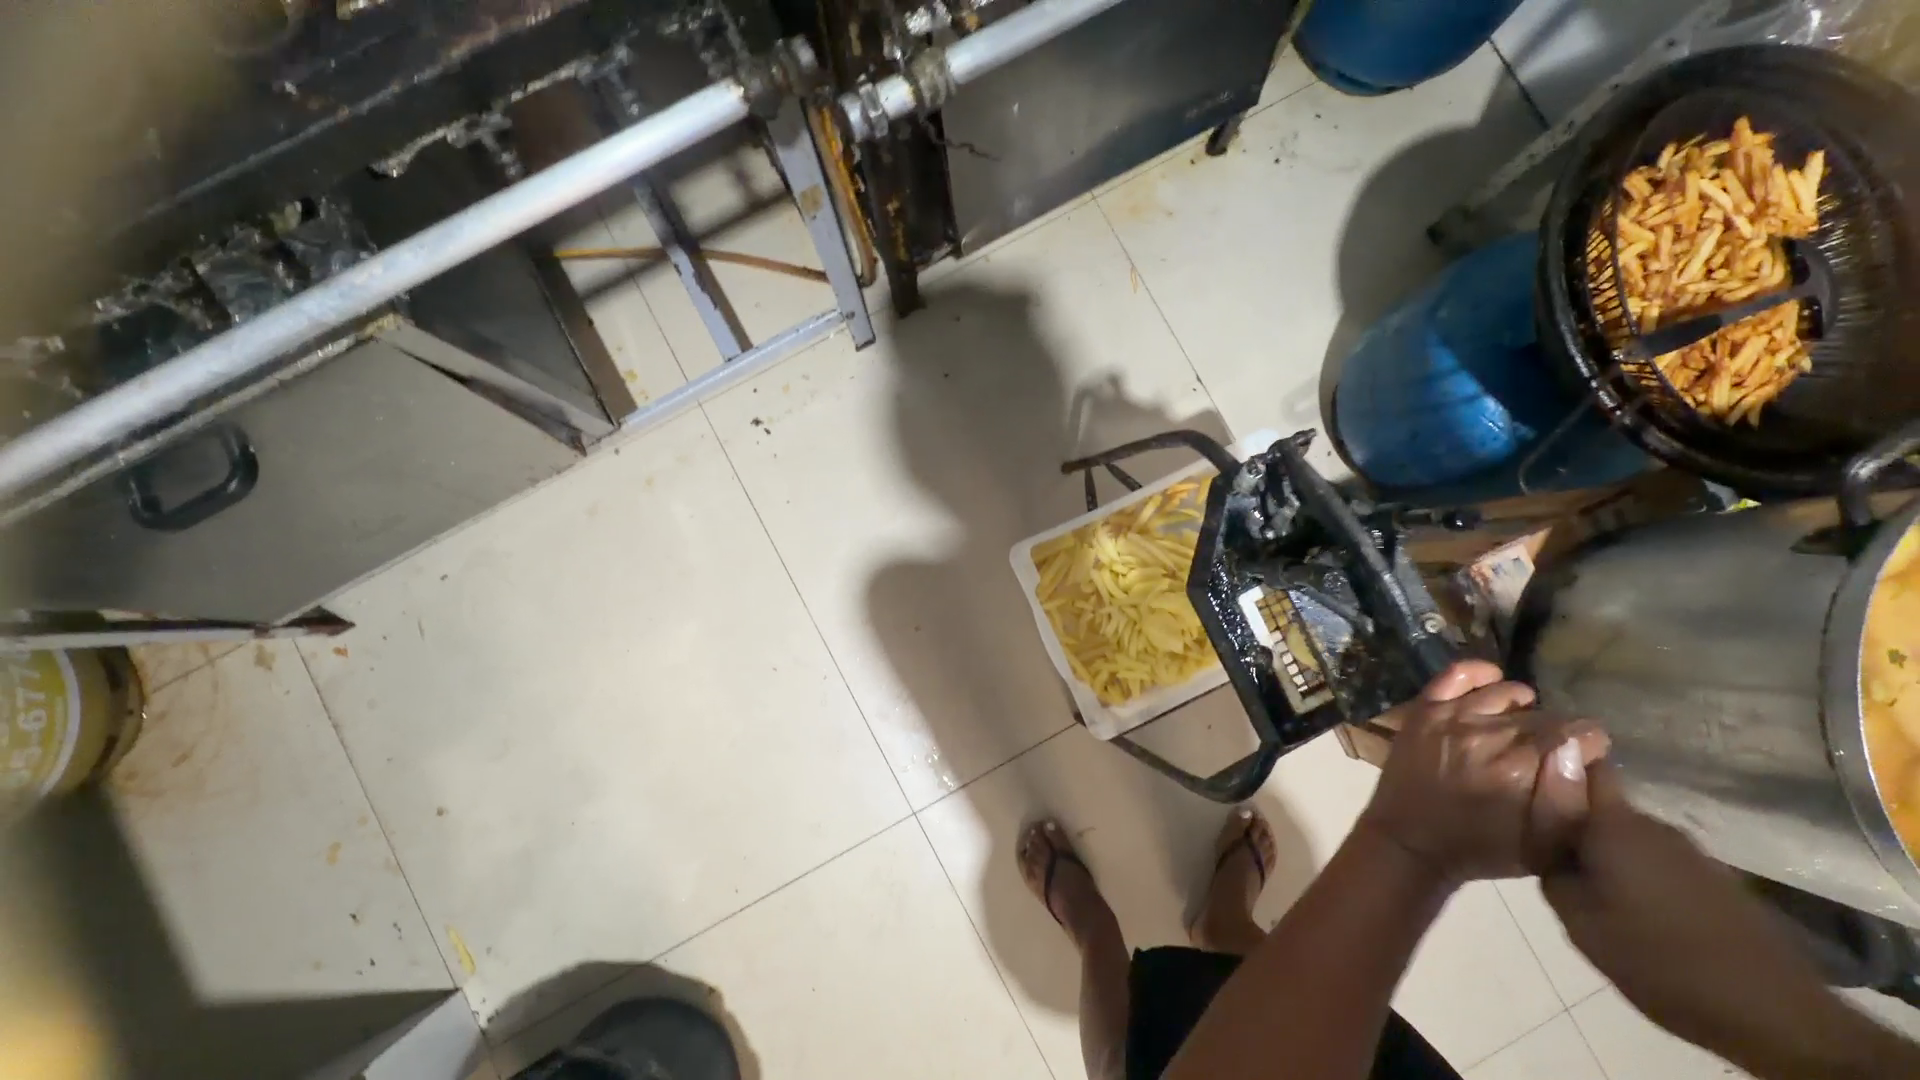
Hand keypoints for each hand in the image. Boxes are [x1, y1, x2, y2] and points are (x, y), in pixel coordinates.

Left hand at [1359, 661, 1606, 883]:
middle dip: (1556, 732)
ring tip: (1522, 725)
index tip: (1587, 756)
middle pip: (1541, 715)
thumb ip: (1572, 798)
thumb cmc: (1480, 849)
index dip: (1590, 744)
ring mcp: (1451, 717)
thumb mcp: (1543, 845)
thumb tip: (1582, 750)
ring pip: (1504, 693)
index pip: (1575, 732)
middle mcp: (1486, 734)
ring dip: (1522, 705)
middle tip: (1549, 752)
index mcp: (1519, 767)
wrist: (1408, 842)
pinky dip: (1478, 672)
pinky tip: (1492, 681)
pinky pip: (1455, 675)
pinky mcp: (1424, 711)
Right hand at [1542, 768, 1848, 1062]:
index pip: (1580, 763)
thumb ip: (1550, 864)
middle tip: (1545, 847)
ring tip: (1585, 881)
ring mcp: (1690, 853)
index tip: (1523, 773)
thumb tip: (1539, 829)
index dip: (1552, 761)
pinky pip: (1656, 860)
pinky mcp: (1714, 880)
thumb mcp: (1577, 916)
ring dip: (1605, 847)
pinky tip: (1630, 904)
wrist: (1769, 1010)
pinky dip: (1636, 870)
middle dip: (1572, 815)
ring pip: (1628, 834)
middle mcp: (1653, 825)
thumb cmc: (1654, 956)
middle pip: (1600, 802)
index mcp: (1613, 823)